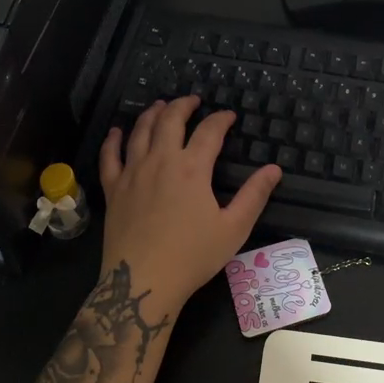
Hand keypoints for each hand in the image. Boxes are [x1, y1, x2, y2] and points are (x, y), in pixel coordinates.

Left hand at [97, 96, 281, 310]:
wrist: (142, 282)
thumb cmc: (192, 256)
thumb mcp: (233, 228)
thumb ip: (254, 195)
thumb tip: (274, 169)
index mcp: (192, 168)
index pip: (209, 131)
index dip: (220, 119)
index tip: (229, 115)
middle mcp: (161, 161)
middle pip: (170, 120)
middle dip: (183, 105)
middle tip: (192, 100)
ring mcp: (133, 173)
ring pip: (140, 131)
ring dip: (152, 114)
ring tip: (160, 106)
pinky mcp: (113, 189)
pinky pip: (110, 157)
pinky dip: (113, 140)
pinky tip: (116, 132)